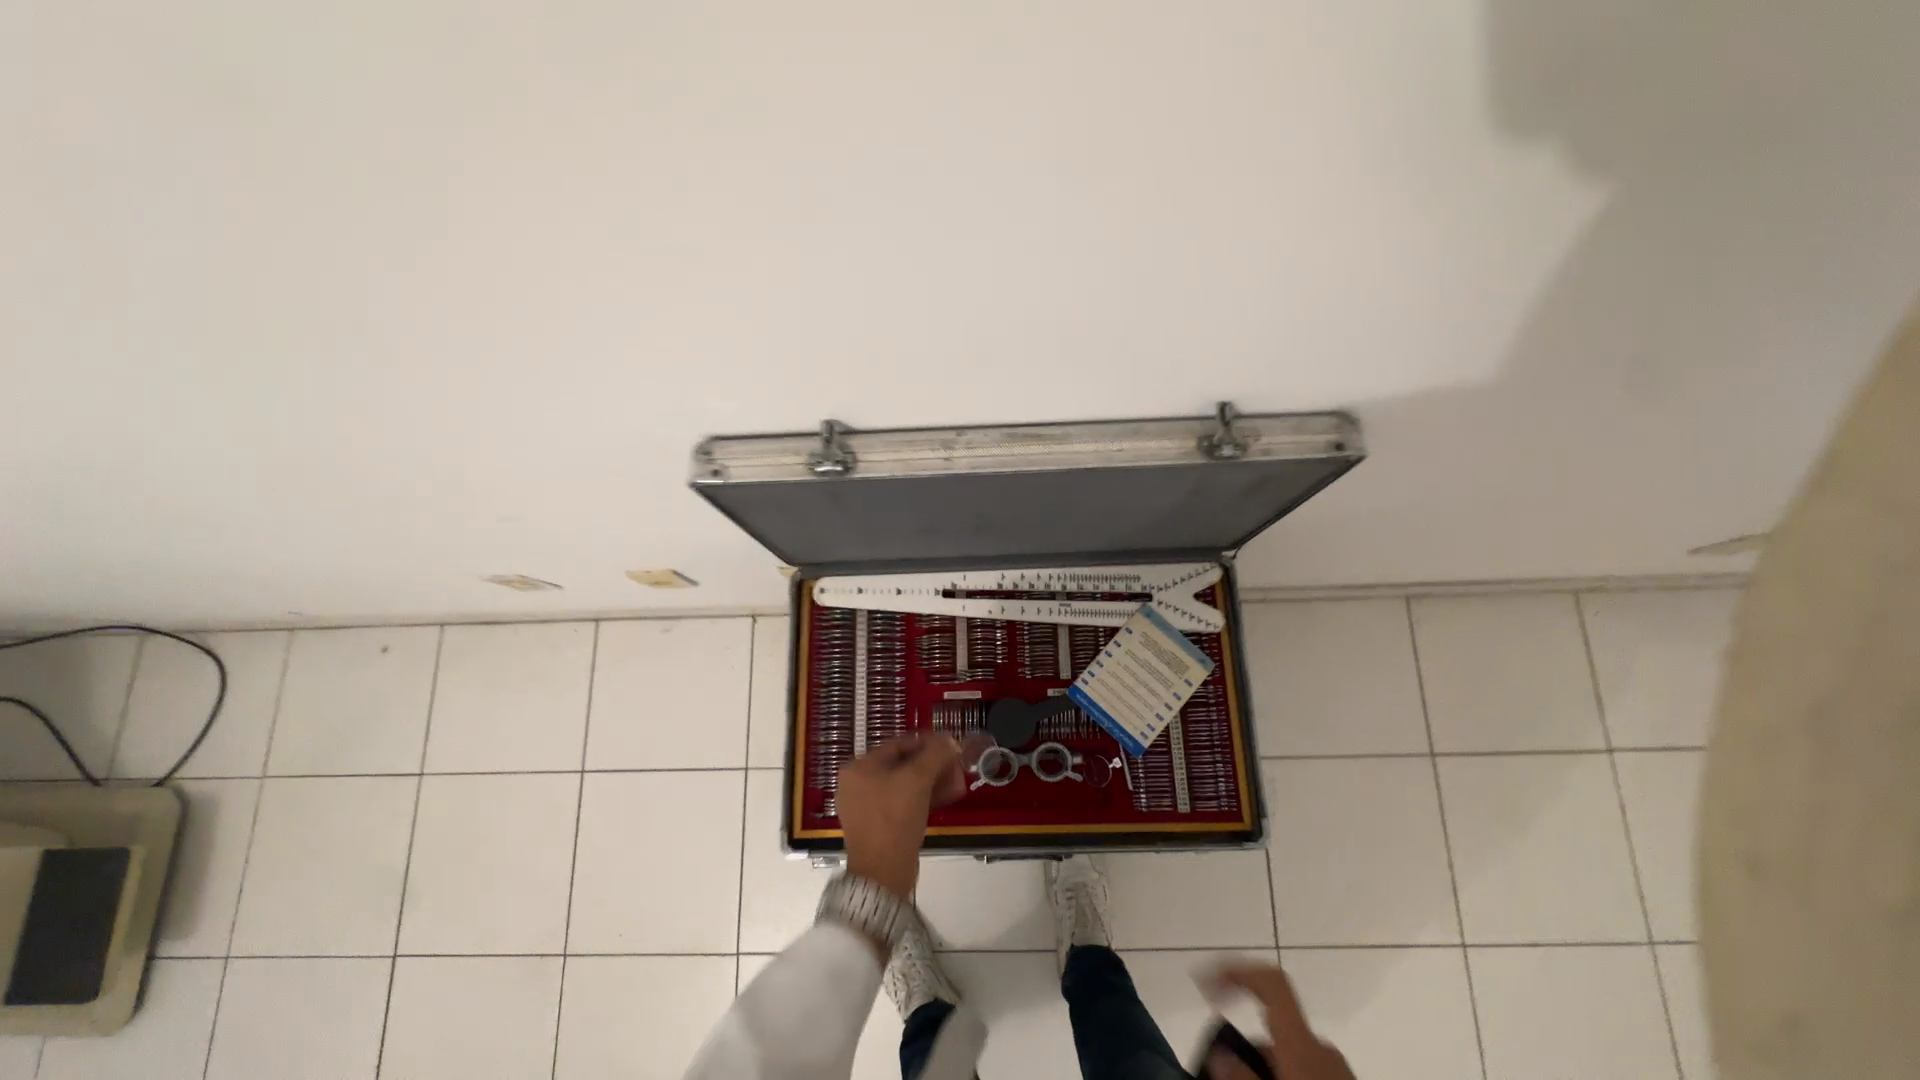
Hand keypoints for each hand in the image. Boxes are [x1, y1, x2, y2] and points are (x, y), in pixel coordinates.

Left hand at [836, 734, 967, 900]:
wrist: (883, 873)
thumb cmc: (895, 818)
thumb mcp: (917, 780)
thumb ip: (936, 754)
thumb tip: (950, 740)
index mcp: (858, 767)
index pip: (898, 744)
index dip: (928, 743)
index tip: (951, 747)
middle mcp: (857, 784)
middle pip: (902, 765)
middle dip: (933, 766)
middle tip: (957, 770)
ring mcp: (865, 806)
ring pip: (904, 785)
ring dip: (932, 782)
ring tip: (956, 785)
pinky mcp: (877, 826)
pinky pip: (902, 803)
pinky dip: (922, 798)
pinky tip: (944, 799)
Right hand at [1202, 964, 1354, 1079]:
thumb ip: (1241, 1077)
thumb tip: (1219, 1052)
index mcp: (1302, 1044)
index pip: (1272, 984)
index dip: (1237, 972)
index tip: (1206, 985)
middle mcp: (1322, 1048)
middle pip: (1274, 1028)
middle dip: (1246, 1047)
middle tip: (1224, 1072)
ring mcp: (1338, 1068)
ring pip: (1290, 1055)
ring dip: (1265, 1068)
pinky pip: (1306, 1071)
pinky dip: (1285, 1076)